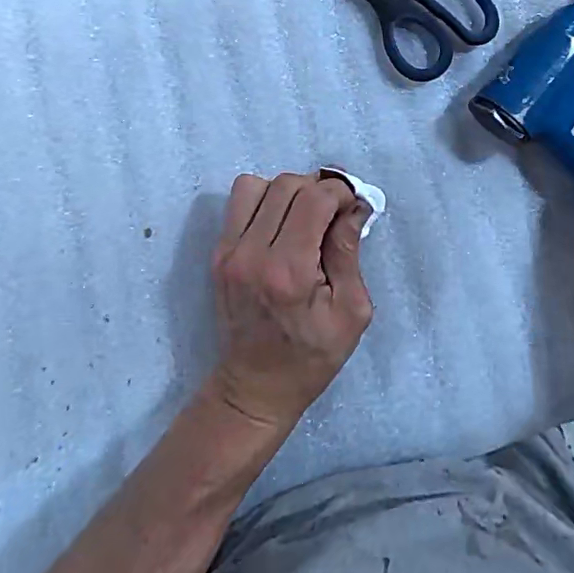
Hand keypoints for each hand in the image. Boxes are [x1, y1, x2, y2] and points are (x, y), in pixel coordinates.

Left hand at [207, 172, 373, 429]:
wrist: (255, 387)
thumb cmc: (311, 356)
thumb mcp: (352, 311)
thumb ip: (349, 252)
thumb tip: (354, 206)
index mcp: (289, 271)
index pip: (314, 198)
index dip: (341, 192)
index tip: (353, 208)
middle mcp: (252, 254)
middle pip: (287, 184)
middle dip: (318, 189)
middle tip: (334, 213)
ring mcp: (229, 252)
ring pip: (257, 184)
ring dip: (287, 191)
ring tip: (305, 215)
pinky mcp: (218, 253)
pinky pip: (240, 201)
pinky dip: (265, 201)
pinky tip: (282, 225)